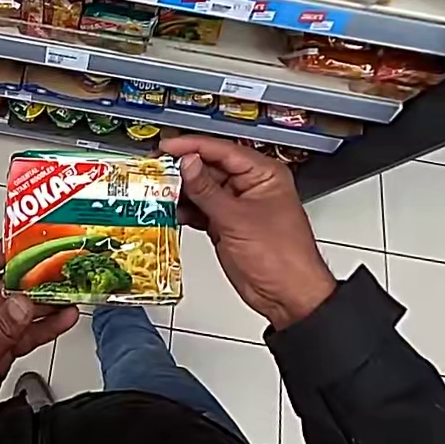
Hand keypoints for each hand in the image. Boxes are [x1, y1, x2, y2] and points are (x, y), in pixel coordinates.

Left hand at [0, 242, 78, 443]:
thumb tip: (25, 302)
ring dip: (46, 301)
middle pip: (8, 285)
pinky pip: (24, 333)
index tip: (38, 238)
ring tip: (73, 289)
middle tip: (66, 265)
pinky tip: (63, 319)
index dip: (12, 250)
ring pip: (20, 309)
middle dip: (37, 276)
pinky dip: (44, 327)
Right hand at [162, 135, 334, 329]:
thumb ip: (207, 190)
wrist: (287, 298)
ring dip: (182, 192)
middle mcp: (250, 186)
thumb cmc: (282, 258)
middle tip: (157, 170)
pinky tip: (174, 212)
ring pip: (202, 189)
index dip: (192, 146)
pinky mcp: (227, 224)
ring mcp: (237, 205)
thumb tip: (187, 163)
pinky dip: (187, 210)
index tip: (167, 146)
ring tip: (161, 192)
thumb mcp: (237, 219)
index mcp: (263, 174)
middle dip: (183, 170)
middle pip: (209, 167)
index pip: (222, 150)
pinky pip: (201, 209)